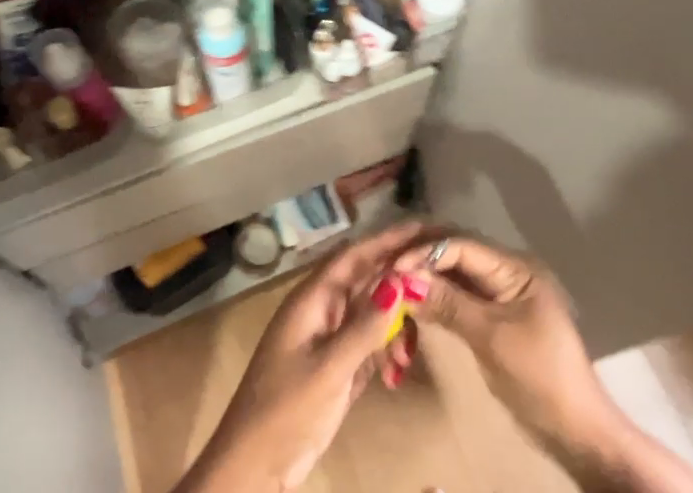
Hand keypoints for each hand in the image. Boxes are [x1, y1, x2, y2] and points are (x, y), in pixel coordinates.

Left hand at [178, 221, 424, 492]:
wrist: (255, 464)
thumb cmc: (285, 409)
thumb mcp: (329, 368)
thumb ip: (365, 325)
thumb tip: (399, 280)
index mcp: (310, 301)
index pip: (352, 257)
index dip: (385, 240)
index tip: (422, 228)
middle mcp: (320, 312)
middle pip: (364, 280)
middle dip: (397, 272)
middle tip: (438, 265)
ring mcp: (328, 340)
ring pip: (370, 312)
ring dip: (395, 316)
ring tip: (420, 325)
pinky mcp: (336, 367)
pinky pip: (369, 342)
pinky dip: (387, 345)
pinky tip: (402, 359)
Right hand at [395, 234, 692, 492]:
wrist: (572, 428)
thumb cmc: (538, 376)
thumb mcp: (491, 337)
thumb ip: (448, 303)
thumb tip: (402, 278)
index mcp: (515, 268)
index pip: (461, 244)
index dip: (424, 251)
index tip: (391, 268)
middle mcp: (506, 273)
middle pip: (455, 252)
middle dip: (419, 257)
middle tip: (383, 269)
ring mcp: (498, 295)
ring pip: (452, 273)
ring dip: (423, 277)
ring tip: (389, 285)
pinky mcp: (490, 318)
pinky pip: (456, 296)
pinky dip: (433, 298)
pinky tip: (410, 304)